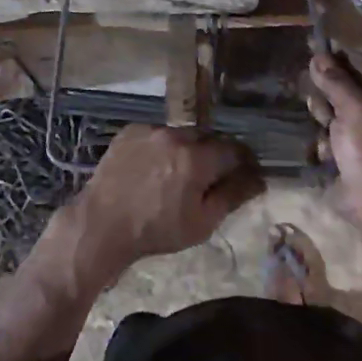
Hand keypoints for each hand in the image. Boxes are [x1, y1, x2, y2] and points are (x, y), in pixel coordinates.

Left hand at [69, 125, 263, 279]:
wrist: (102, 223)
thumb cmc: (157, 230)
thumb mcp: (202, 222)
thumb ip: (233, 196)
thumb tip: (259, 179)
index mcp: (197, 158)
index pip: (234, 149)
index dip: (244, 162)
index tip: (247, 173)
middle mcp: (176, 135)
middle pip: (208, 138)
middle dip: (216, 154)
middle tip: (212, 176)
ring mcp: (151, 130)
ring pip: (182, 134)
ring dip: (188, 149)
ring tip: (180, 173)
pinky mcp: (131, 131)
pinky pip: (158, 134)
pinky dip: (163, 147)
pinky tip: (156, 168)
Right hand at [309, 53, 361, 217]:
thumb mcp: (354, 110)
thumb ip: (336, 82)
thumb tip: (318, 56)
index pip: (357, 61)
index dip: (335, 52)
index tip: (310, 44)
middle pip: (339, 84)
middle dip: (325, 91)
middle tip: (320, 102)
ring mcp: (361, 131)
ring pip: (329, 108)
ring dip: (322, 117)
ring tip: (325, 132)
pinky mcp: (348, 151)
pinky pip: (327, 134)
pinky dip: (323, 141)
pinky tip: (325, 153)